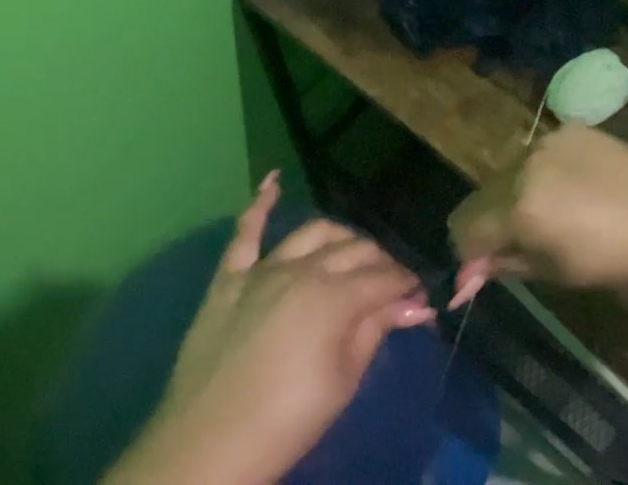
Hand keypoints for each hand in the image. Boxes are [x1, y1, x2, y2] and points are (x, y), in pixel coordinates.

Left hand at [105, 174, 434, 484]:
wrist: (208, 446)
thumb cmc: (288, 419)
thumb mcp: (344, 379)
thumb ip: (376, 330)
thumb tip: (417, 304)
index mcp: (335, 296)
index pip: (385, 277)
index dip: (407, 284)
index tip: (420, 295)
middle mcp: (302, 269)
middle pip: (354, 250)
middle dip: (381, 261)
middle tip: (393, 283)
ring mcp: (262, 269)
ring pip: (313, 233)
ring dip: (340, 237)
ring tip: (354, 251)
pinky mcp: (228, 279)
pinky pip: (245, 233)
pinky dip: (259, 205)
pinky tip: (272, 181)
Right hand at [446, 126, 627, 305]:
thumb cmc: (616, 257)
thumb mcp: (556, 272)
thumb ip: (505, 265)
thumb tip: (470, 271)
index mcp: (518, 209)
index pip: (463, 227)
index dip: (468, 251)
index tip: (484, 266)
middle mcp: (522, 167)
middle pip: (482, 197)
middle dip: (491, 222)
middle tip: (522, 241)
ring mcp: (546, 142)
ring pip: (509, 172)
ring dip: (517, 195)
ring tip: (555, 213)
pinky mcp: (568, 128)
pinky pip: (539, 154)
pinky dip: (544, 172)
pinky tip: (575, 188)